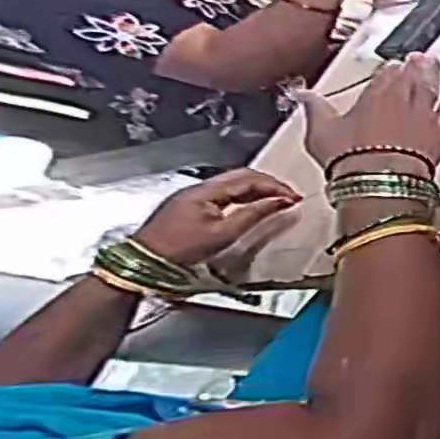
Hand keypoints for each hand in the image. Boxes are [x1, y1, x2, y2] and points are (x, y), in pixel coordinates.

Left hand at [134, 169, 300, 265]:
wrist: (144, 262)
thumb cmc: (184, 248)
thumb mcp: (225, 233)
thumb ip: (255, 214)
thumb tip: (283, 201)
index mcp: (204, 192)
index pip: (248, 180)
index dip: (275, 187)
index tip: (295, 198)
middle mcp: (198, 188)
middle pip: (240, 176)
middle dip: (269, 184)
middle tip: (289, 196)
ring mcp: (192, 195)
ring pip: (233, 183)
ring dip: (257, 188)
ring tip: (277, 200)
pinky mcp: (191, 204)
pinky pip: (224, 192)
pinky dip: (244, 195)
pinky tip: (255, 204)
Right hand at [293, 53, 439, 173]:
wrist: (382, 178)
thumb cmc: (351, 158)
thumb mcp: (321, 131)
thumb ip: (316, 109)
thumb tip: (304, 96)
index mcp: (375, 96)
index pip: (386, 75)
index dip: (391, 69)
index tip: (394, 64)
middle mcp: (403, 99)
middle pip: (411, 76)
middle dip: (415, 65)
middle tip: (420, 56)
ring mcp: (425, 113)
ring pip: (432, 86)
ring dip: (434, 73)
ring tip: (436, 62)